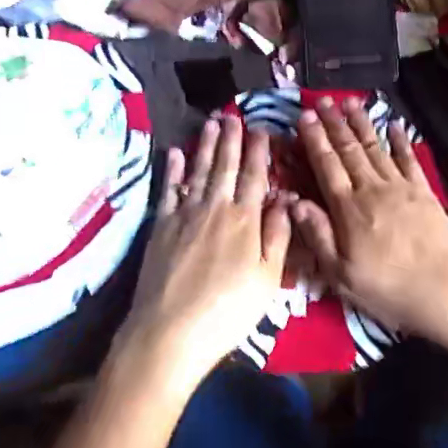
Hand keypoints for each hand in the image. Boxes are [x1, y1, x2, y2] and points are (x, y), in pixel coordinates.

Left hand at [122, 116, 290, 391]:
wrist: (169, 332)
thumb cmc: (228, 311)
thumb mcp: (267, 278)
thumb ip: (278, 236)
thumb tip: (285, 199)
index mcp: (246, 220)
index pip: (256, 177)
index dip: (260, 152)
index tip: (262, 129)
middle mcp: (216, 209)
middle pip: (226, 167)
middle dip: (232, 139)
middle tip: (234, 115)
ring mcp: (185, 215)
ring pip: (199, 171)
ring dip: (206, 146)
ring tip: (211, 123)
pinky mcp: (161, 227)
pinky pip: (169, 190)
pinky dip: (173, 170)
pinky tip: (175, 154)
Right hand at [290, 97, 447, 344]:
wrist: (444, 289)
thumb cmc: (387, 288)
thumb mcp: (340, 274)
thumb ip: (317, 235)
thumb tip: (293, 202)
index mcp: (348, 209)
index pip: (326, 166)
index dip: (314, 140)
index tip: (305, 116)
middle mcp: (372, 189)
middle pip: (349, 150)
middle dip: (335, 123)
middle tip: (324, 100)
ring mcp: (400, 187)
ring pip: (375, 148)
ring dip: (362, 124)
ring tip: (351, 101)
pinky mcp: (423, 191)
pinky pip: (408, 159)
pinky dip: (400, 140)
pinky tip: (394, 125)